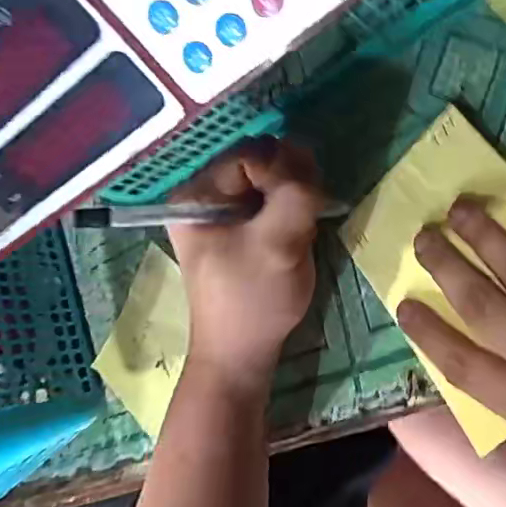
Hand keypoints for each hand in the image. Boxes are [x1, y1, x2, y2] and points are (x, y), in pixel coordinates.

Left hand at [168, 139, 323, 391]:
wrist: (242, 354)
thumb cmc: (254, 299)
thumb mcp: (279, 241)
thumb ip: (294, 190)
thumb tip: (302, 153)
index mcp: (197, 193)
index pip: (249, 152)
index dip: (281, 169)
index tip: (301, 200)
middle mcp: (204, 193)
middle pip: (260, 159)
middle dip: (291, 179)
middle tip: (308, 210)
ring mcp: (222, 209)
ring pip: (271, 176)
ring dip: (296, 194)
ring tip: (304, 223)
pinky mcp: (240, 224)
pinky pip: (272, 196)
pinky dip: (292, 206)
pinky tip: (299, 229)